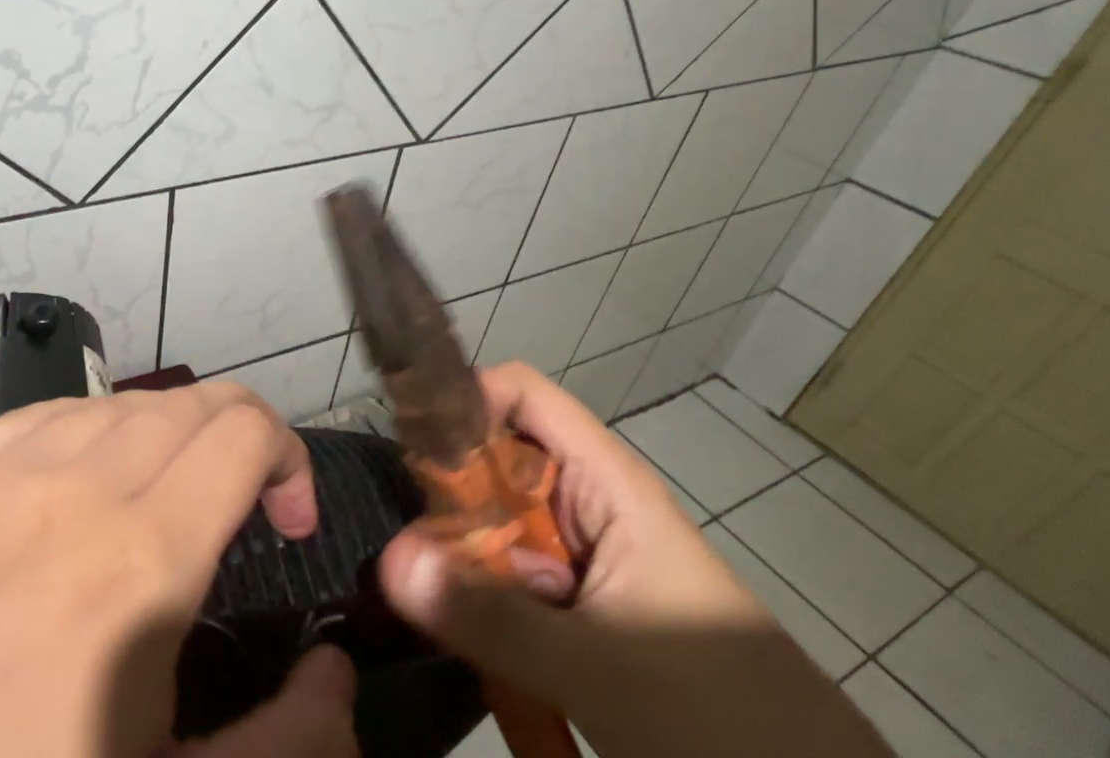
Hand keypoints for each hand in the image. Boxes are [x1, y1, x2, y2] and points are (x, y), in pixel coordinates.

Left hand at [0, 383, 359, 757]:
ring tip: (156, 500)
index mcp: (140, 561)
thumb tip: (334, 670)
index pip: (243, 433)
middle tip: (237, 506)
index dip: (288, 461)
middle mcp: (68, 491)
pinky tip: (70, 483)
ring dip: (157, 438)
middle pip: (184, 405)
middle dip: (234, 440)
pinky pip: (25, 422)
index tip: (286, 524)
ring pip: (107, 405)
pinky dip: (76, 436)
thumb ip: (282, 738)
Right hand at [378, 363, 890, 757]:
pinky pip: (511, 584)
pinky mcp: (582, 610)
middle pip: (496, 465)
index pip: (522, 396)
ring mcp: (586, 561)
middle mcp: (591, 508)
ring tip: (432, 612)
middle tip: (407, 562)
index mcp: (608, 485)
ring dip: (461, 563)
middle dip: (447, 503)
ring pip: (497, 530)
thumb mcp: (600, 665)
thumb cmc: (719, 712)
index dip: (463, 402)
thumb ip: (491, 614)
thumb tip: (390, 560)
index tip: (406, 453)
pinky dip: (483, 605)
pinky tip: (470, 647)